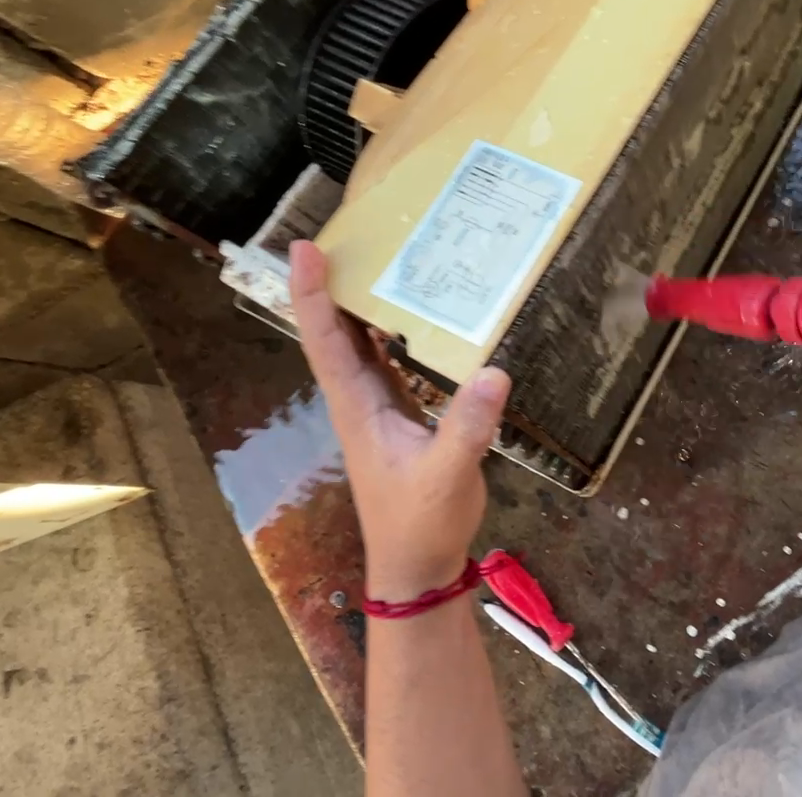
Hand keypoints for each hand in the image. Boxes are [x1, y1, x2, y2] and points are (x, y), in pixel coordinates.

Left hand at [288, 240, 509, 599]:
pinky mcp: (402, 416)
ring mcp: (379, 407)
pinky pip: (389, 361)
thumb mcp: (446, 474)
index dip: (313, 293)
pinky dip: (395, 331)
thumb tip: (493, 369)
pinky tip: (420, 315)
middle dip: (334, 284)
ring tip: (384, 260)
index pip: (326, 339)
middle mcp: (360, 399)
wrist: (419, 566)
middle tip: (353, 236)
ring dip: (362, 304)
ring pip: (362, 345)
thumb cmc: (421, 522)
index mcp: (357, 406)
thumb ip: (467, 427)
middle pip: (336, 332)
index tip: (308, 247)